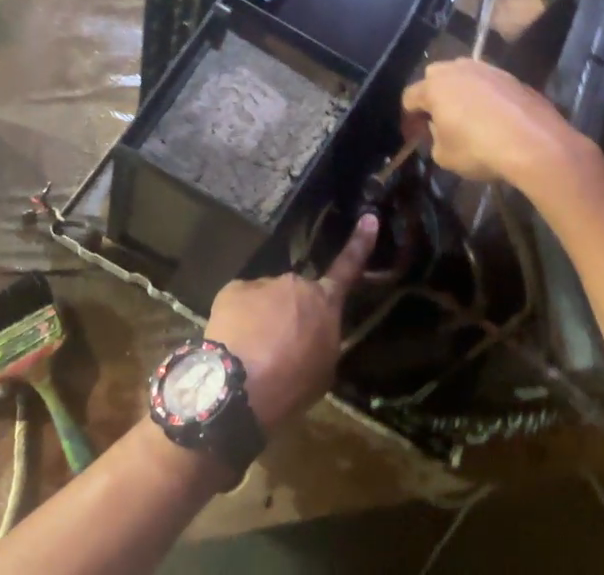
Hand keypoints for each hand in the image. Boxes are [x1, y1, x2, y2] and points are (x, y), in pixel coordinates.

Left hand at [203, 213, 378, 429]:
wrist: (240, 385)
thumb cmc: (291, 384)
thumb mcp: (324, 369)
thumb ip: (323, 340)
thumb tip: (314, 333)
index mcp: (325, 303)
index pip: (348, 268)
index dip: (360, 243)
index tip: (369, 217)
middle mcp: (297, 284)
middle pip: (295, 295)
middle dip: (290, 312)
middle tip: (278, 346)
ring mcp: (264, 283)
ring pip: (266, 298)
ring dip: (262, 316)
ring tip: (252, 350)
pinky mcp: (234, 288)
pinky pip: (241, 302)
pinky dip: (239, 318)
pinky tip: (234, 342)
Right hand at [401, 59, 592, 187]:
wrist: (535, 142)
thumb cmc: (480, 149)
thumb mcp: (444, 156)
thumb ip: (434, 139)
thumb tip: (440, 129)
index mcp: (434, 87)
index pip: (409, 97)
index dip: (409, 118)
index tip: (415, 136)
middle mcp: (458, 69)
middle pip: (434, 77)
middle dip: (432, 96)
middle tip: (439, 120)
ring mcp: (487, 69)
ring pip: (463, 74)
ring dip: (459, 91)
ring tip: (467, 115)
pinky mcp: (511, 76)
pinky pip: (488, 82)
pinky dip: (485, 95)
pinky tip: (494, 116)